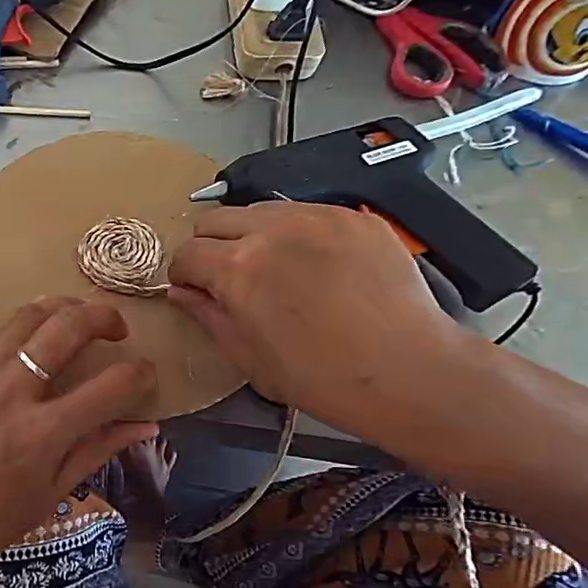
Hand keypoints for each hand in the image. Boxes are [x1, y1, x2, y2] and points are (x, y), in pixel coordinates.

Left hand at [0, 297, 158, 587]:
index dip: (140, 373)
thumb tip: (147, 424)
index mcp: (43, 434)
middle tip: (118, 329)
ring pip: (28, 315)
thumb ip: (99, 449)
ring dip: (63, 307)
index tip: (147, 372)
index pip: (109, 386)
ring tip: (81, 317)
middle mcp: (12, 393)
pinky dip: (28, 324)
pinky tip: (40, 335)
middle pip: (67, 327)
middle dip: (104, 317)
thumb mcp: (53, 491)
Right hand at [166, 202, 479, 437]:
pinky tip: (318, 268)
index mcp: (236, 268)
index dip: (184, 274)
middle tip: (228, 277)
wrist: (405, 370)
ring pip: (260, 210)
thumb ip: (208, 315)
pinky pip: (307, 213)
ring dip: (252, 235)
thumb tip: (182, 293)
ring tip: (275, 269)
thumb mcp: (247, 356)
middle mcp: (272, 229)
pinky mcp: (355, 217)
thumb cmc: (317, 377)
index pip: (187, 252)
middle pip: (215, 219)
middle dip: (210, 246)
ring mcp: (317, 217)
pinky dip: (298, 234)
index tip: (195, 290)